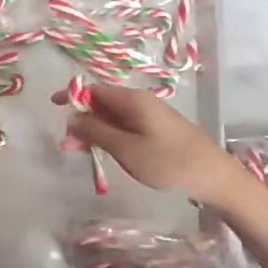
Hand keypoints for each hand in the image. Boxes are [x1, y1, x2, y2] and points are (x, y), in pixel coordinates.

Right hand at [54, 83, 240, 202]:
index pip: (95, 89)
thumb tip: (72, 117)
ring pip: (113, 117)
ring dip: (94, 130)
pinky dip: (109, 136)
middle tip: (66, 143)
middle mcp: (142, 103)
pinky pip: (125, 127)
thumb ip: (96, 131)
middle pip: (103, 103)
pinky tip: (103, 152)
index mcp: (134, 100)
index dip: (73, 95)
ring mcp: (151, 117)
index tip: (52, 105)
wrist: (214, 178)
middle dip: (81, 119)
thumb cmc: (168, 162)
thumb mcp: (125, 148)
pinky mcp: (157, 131)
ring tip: (80, 151)